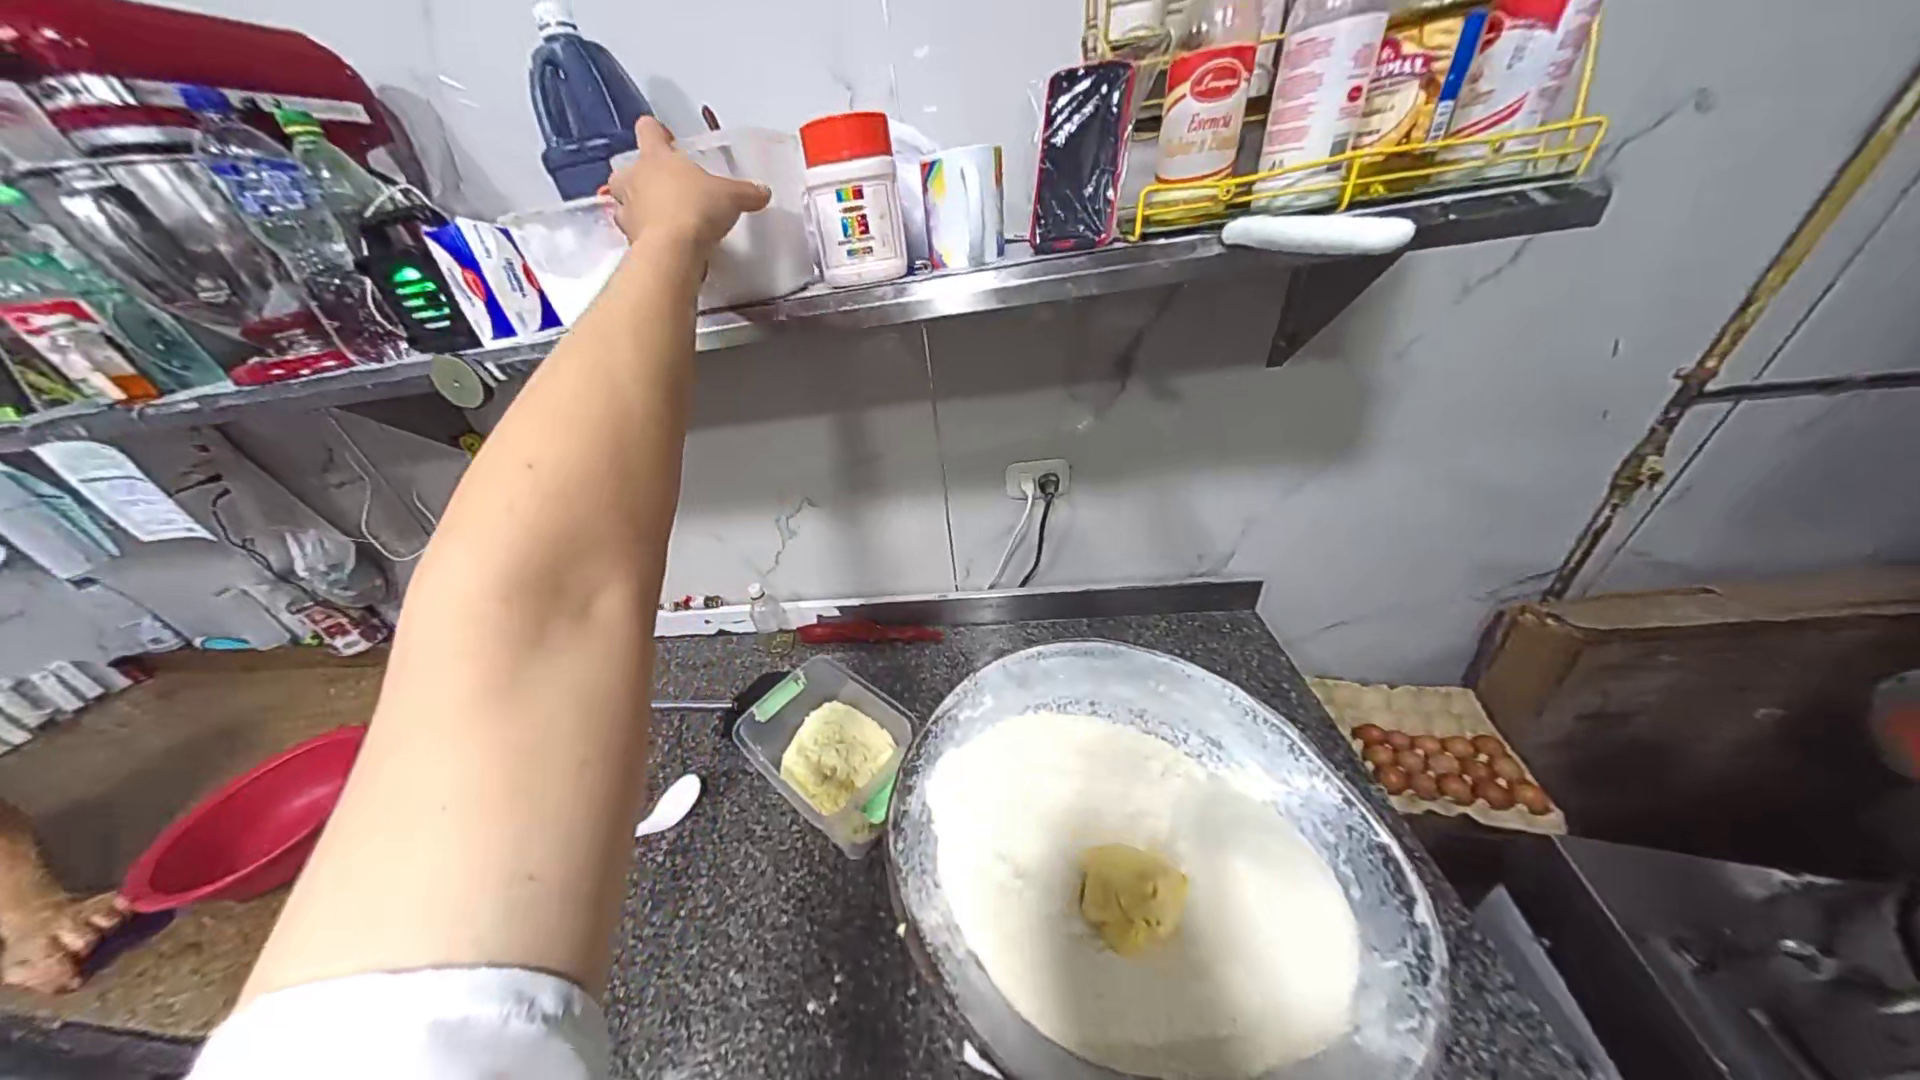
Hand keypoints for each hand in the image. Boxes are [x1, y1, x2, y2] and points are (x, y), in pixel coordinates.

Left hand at [604, 117, 769, 251]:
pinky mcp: (628, 238)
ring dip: (636, 206)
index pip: (648, 129)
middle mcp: (634, 177)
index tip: (669, 142)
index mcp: (656, 156)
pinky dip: (643, 235)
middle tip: (661, 188)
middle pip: (626, 167)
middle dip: (639, 176)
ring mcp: (627, 208)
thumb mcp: (731, 197)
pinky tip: (660, 242)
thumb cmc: (697, 208)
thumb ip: (747, 193)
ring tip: (658, 218)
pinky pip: (632, 232)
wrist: (673, 249)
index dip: (657, 133)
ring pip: (623, 200)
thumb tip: (764, 192)